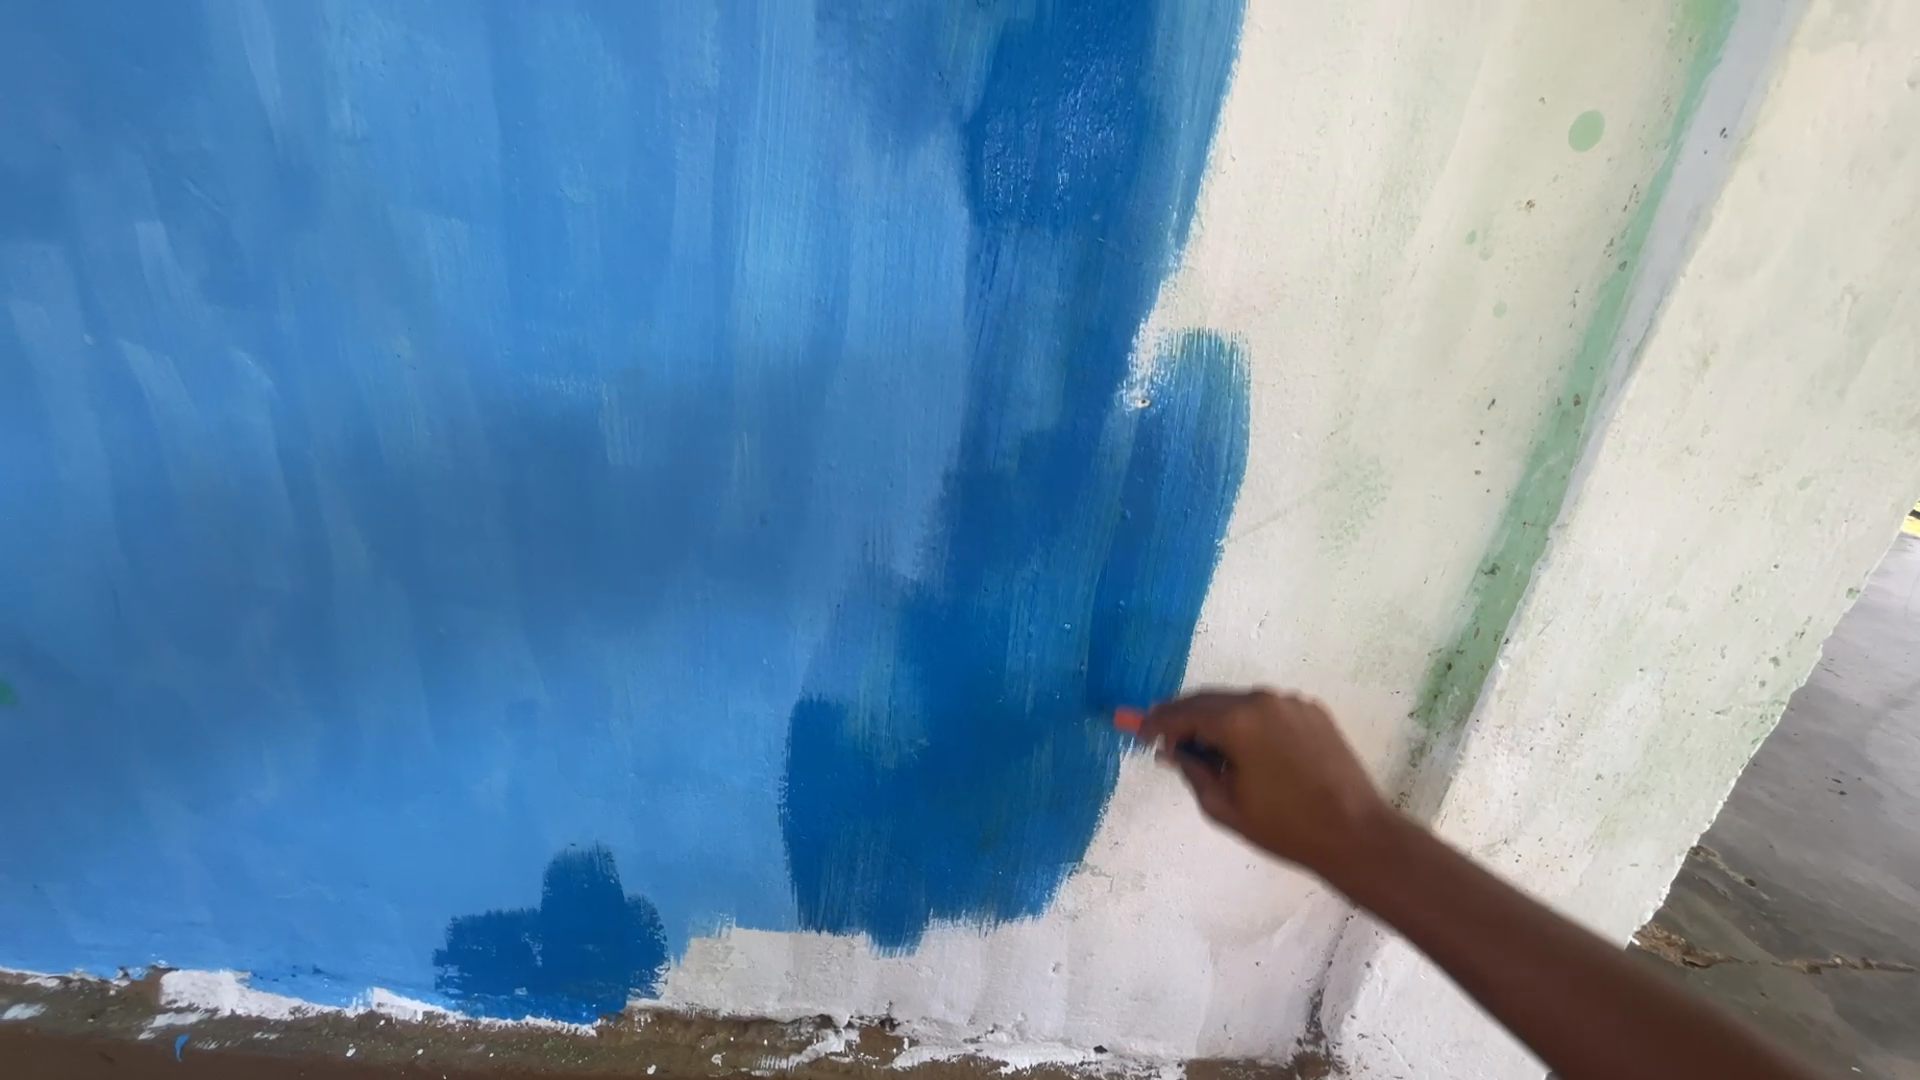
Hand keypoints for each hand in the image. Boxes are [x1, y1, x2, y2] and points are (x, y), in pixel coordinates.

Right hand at [1134, 690, 1392, 874]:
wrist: (1359, 835)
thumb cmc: (1286, 826)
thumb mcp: (1224, 806)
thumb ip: (1191, 771)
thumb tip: (1171, 752)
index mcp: (1237, 721)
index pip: (1182, 713)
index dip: (1155, 722)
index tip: (1136, 729)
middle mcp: (1262, 700)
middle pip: (1208, 701)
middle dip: (1183, 718)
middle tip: (1165, 740)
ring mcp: (1291, 702)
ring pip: (1237, 703)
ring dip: (1216, 720)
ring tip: (1206, 749)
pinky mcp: (1312, 711)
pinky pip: (1266, 710)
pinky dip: (1247, 722)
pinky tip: (1246, 750)